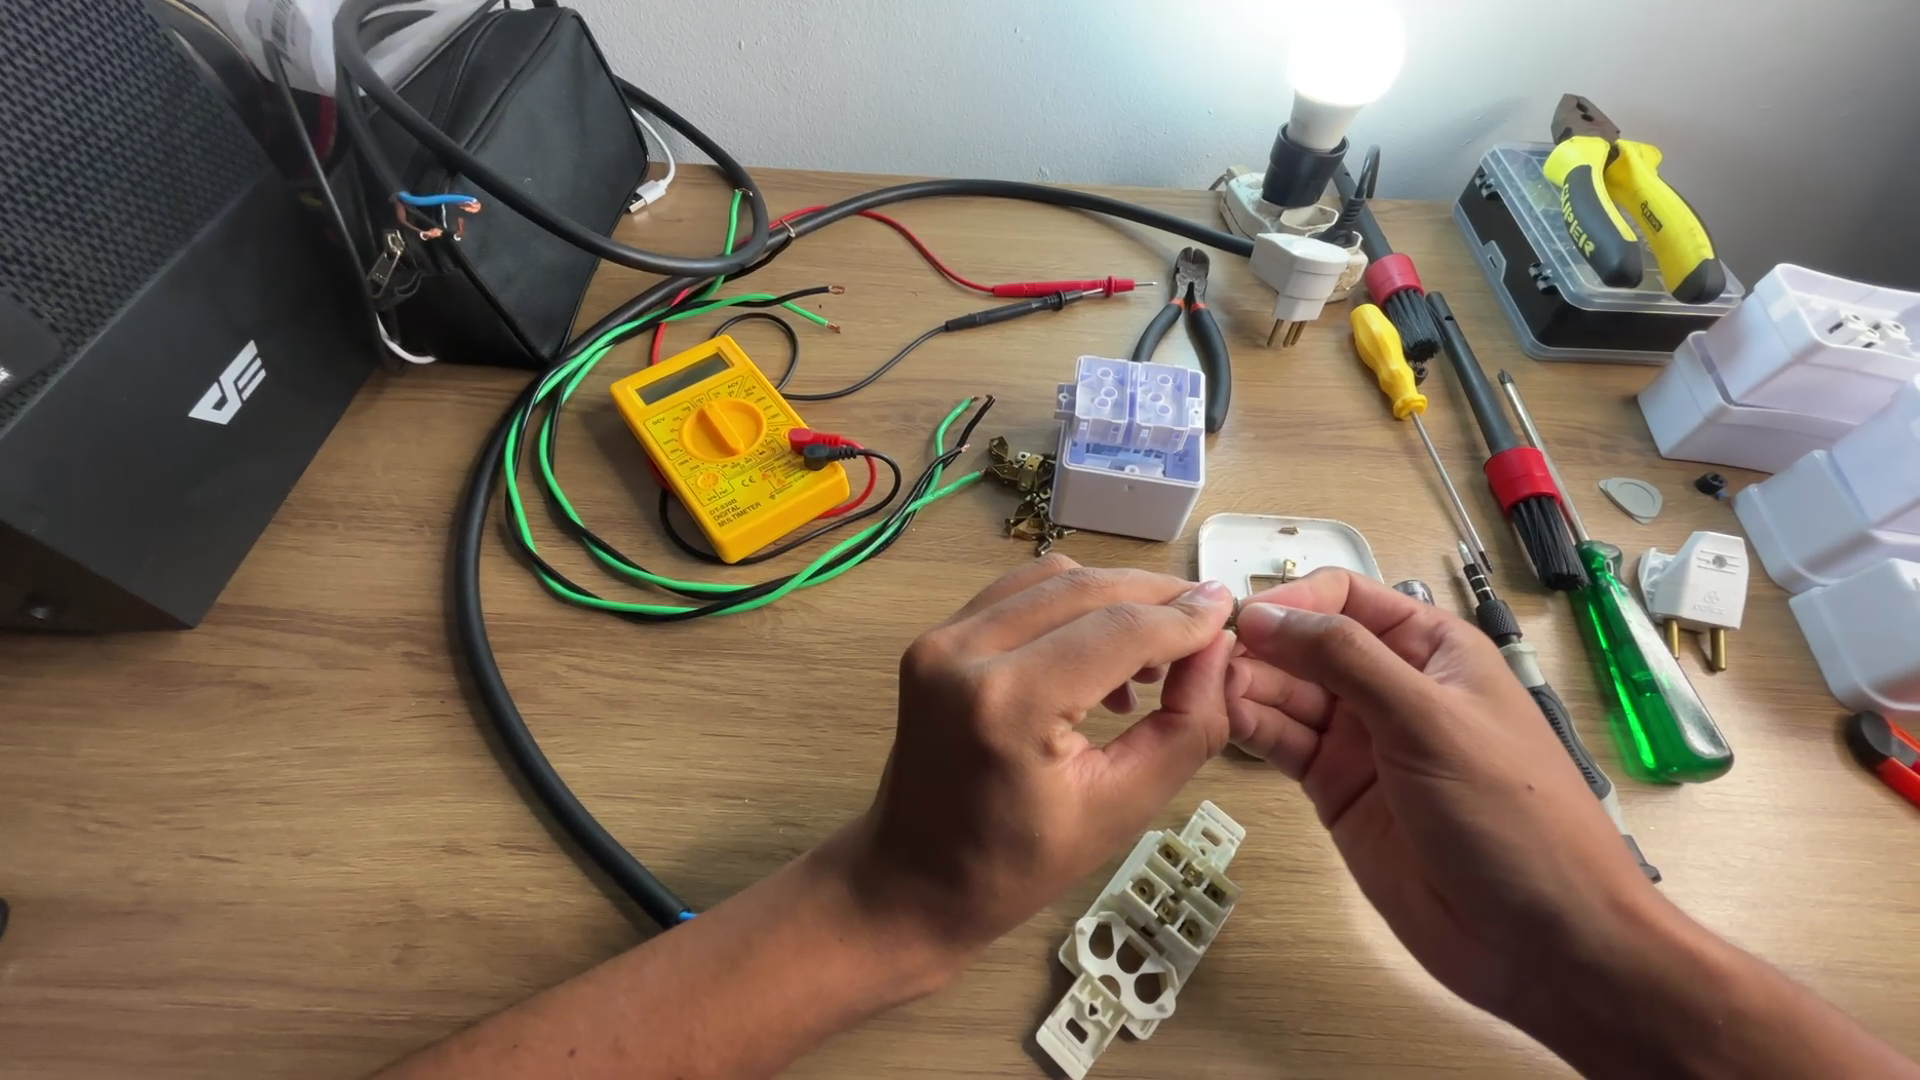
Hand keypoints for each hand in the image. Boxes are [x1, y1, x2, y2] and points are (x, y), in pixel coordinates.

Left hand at [839, 555, 1235, 969]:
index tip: (1228, 610)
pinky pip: (1019, 594)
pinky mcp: (935, 637)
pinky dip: (1070, 606)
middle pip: (1085, 588)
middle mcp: (964, 652)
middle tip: (1201, 622)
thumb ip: (1185, 725)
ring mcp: (940, 638)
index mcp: (1008, 704)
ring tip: (1149, 653)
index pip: (1119, 630)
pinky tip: (1097, 657)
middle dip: (1153, 595)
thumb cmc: (1016, 864)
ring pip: (1051, 579)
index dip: (1183, 617)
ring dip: (1112, 597)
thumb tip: (1216, 648)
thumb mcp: (1122, 808)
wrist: (913, 875)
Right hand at [1222, 569, 1658, 1017]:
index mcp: (1428, 650)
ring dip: (1247, 686)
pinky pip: (1280, 739)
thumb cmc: (1509, 816)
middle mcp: (1387, 684)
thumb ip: (1344, 658)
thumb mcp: (1428, 720)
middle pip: (1304, 644)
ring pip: (1284, 691)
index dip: (1294, 602)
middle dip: (1261, 647)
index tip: (1247, 621)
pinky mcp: (1332, 783)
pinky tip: (1224, 720)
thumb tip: (1263, 614)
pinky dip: (1250, 727)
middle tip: (1212, 662)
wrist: (1543, 946)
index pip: (1345, 598)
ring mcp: (1356, 736)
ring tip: (1212, 692)